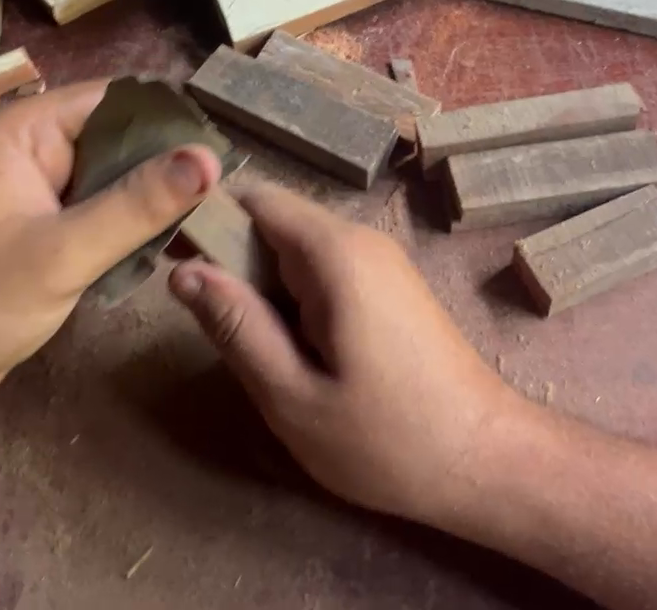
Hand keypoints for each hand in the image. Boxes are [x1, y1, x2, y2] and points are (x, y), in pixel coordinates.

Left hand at [0, 79, 221, 424]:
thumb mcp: (60, 254)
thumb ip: (136, 204)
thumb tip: (209, 159)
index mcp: (23, 131)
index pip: (115, 99)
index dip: (170, 120)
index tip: (222, 153)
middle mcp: (31, 149)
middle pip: (120, 137)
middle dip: (168, 164)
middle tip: (224, 194)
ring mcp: (37, 190)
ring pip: (115, 177)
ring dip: (154, 199)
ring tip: (207, 220)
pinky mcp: (43, 228)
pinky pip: (102, 211)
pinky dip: (132, 226)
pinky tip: (169, 245)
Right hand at [167, 184, 529, 525]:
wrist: (486, 457)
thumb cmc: (387, 438)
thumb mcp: (293, 395)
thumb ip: (236, 326)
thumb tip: (183, 270)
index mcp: (335, 253)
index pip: (256, 199)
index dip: (207, 219)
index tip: (170, 260)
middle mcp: (361, 239)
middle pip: (276, 222)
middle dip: (233, 259)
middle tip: (203, 323)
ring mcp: (381, 260)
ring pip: (299, 249)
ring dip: (264, 284)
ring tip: (246, 344)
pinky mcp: (391, 284)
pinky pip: (327, 269)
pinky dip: (296, 296)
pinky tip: (292, 349)